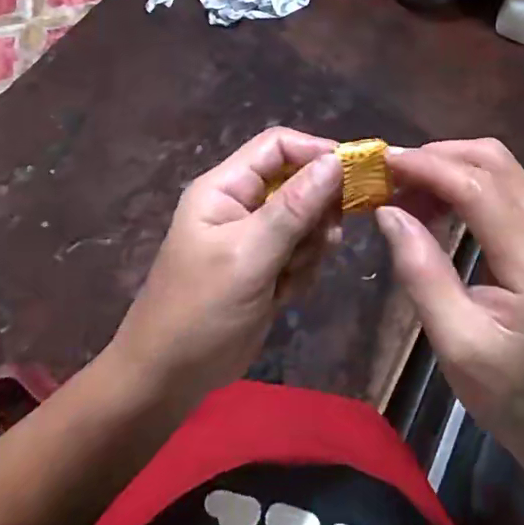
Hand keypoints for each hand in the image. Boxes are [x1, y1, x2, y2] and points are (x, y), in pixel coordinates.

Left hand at [108, 127, 342, 401]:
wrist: (169, 379)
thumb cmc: (201, 310)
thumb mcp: (250, 255)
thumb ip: (294, 208)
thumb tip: (335, 162)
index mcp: (226, 187)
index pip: (278, 145)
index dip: (316, 151)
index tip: (354, 173)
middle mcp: (241, 203)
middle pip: (299, 182)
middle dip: (316, 211)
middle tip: (326, 239)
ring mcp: (254, 236)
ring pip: (306, 220)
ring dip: (309, 247)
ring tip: (291, 276)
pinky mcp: (266, 266)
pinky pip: (302, 251)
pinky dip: (302, 270)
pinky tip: (284, 295)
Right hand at [377, 140, 523, 524]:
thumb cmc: (510, 396)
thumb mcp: (457, 344)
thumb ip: (423, 273)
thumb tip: (388, 211)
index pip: (480, 189)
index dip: (429, 168)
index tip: (384, 162)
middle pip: (496, 162)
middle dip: (440, 157)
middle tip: (392, 178)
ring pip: (502, 169)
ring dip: (451, 168)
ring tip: (406, 194)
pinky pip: (506, 188)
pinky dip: (466, 184)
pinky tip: (435, 207)